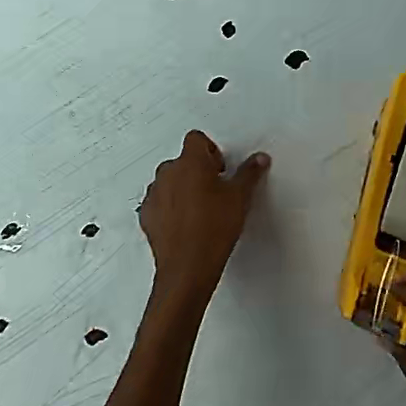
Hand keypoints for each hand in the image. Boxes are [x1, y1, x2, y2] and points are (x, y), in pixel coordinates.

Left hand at [139, 130, 268, 304]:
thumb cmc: (211, 232)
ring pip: (169, 180)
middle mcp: (168, 173)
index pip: (196, 139)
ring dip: (182, 188)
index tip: (220, 167)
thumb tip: (258, 161)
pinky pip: (159, 201)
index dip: (211, 150)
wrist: (188, 266)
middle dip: (198, 171)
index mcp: (191, 163)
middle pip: (183, 160)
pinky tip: (187, 223)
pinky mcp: (147, 214)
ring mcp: (155, 193)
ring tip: (201, 210)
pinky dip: (170, 207)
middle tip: (215, 190)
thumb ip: (249, 173)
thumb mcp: (240, 198)